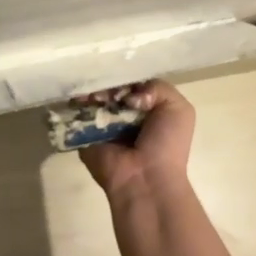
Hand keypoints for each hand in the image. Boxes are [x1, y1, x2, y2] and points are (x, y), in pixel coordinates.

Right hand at [79, 79, 194, 198]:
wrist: (145, 179)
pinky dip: (77, 105)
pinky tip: (82, 102)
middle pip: (110, 88)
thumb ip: (157, 87)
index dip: (126, 77)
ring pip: (92, 98)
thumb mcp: (178, 109)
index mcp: (146, 108)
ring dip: (92, 93)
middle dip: (107, 84)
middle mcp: (124, 114)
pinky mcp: (84, 135)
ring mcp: (102, 124)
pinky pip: (76, 115)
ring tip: (97, 98)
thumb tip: (127, 95)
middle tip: (108, 93)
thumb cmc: (166, 144)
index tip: (123, 78)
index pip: (130, 83)